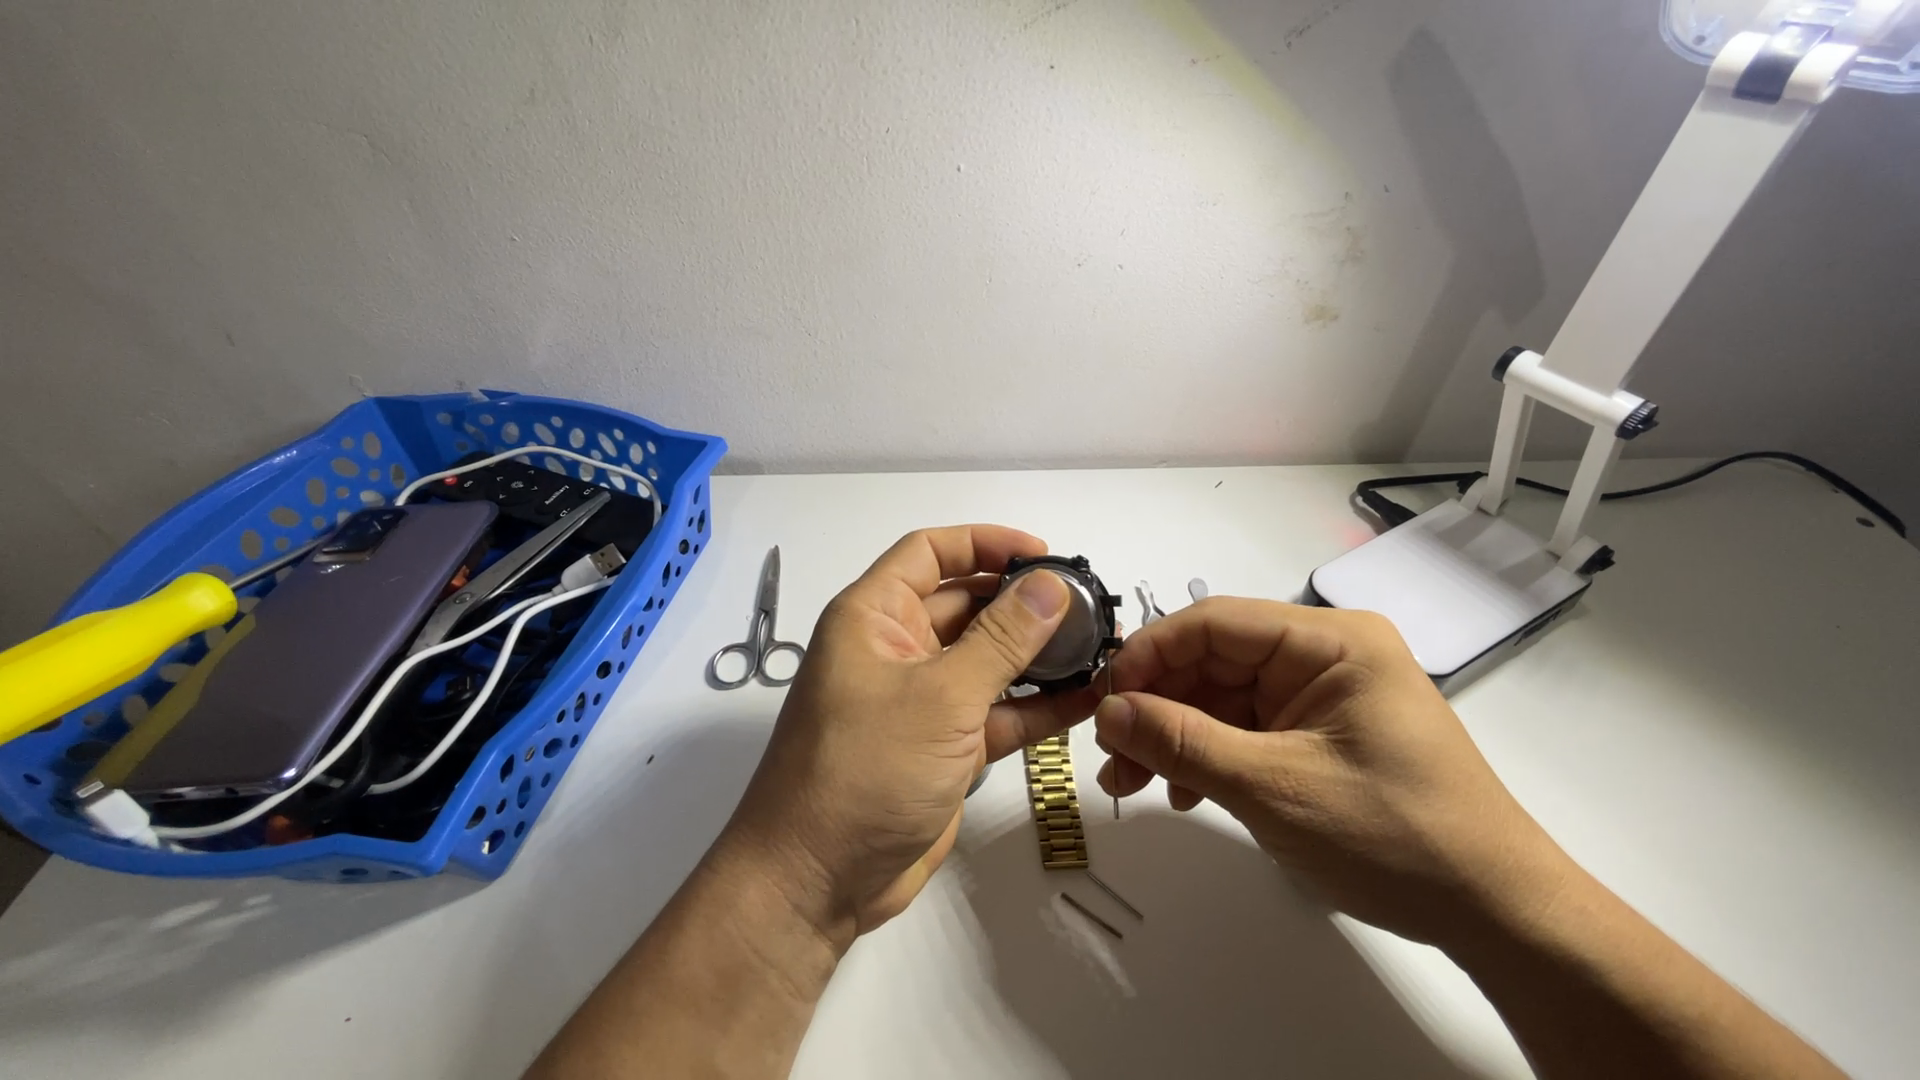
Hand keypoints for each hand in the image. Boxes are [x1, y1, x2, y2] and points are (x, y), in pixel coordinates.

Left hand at [718, 526, 1097, 947]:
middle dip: (1023, 603)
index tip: (1044, 553)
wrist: (818, 881)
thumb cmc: (865, 770)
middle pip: (966, 604)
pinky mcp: (944, 748)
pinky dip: (1036, 707)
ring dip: (1037, 656)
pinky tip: (1085, 699)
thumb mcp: (938, 697)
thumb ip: (1000, 640)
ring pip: (987, 661)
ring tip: (1099, 648)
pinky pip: (997, 712)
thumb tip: (1051, 583)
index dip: (984, 543)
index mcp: (874, 617)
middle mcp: (897, 649)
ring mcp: (922, 702)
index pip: (929, 553)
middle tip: (1088, 607)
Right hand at [1096, 598, 1563, 944]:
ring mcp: (1321, 696)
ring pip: (1221, 699)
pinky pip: (1244, 730)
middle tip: (1111, 757)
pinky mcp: (1319, 735)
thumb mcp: (1273, 788)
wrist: (1495, 913)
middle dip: (1157, 708)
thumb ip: (1182, 742)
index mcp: (1329, 641)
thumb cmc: (1392, 837)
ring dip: (1173, 738)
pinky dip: (1207, 757)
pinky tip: (1183, 793)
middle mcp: (1324, 655)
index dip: (1150, 655)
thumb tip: (1105, 711)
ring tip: (1131, 784)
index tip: (1103, 702)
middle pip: (1213, 662)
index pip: (1214, 622)